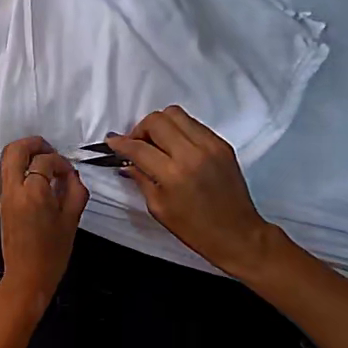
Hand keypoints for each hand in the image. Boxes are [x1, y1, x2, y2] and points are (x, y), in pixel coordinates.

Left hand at [0, 136, 87, 309]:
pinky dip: (21, 168)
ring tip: (46, 164)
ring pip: (7, 160)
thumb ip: (74, 190)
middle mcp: (14, 189)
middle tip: (51, 150)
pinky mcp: (2, 203)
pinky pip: (8, 174)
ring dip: (26, 155)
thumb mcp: (72, 219)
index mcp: (33, 192)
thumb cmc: (53, 252)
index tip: (70, 174)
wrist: (27, 276)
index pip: (45, 160)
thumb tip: (71, 175)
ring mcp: (5, 195)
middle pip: (15, 150)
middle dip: (34, 144)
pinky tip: (39, 179)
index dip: (61, 163)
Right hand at [107, 106, 286, 277]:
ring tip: (156, 143)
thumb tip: (127, 163)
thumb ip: (141, 179)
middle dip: (140, 129)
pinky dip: (179, 130)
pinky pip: (194, 124)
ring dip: (160, 125)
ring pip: (176, 114)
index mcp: (173, 174)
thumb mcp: (158, 207)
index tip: (111, 142)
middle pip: (157, 120)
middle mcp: (192, 153)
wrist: (237, 233)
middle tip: (137, 145)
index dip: (120, 143)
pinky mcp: (222, 144)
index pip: (139, 147)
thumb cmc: (194, 229)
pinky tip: (176, 148)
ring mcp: (210, 145)